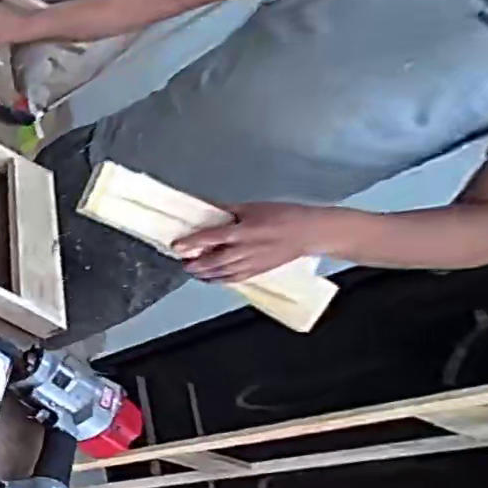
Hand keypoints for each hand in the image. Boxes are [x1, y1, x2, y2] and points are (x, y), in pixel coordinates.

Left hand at [172, 202, 342, 281]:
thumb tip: (206, 207)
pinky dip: (217, 280)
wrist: (311, 232)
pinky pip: (232, 279)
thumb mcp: (253, 207)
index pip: (211, 238)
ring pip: (220, 272)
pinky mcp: (257, 271)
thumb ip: (228, 210)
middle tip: (182, 261)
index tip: (175, 246)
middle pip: (213, 261)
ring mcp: (251, 263)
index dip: (191, 243)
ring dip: (202, 273)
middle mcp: (245, 250)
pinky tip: (207, 278)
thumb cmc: (283, 215)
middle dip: (194, 263)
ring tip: (191, 270)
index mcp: (243, 231)